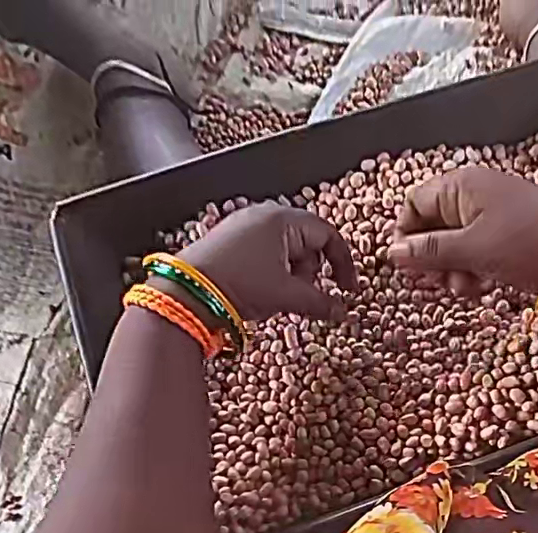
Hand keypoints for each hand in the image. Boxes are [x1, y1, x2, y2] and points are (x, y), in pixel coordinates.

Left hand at [177, 203, 358, 322]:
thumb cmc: (241, 285)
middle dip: (311, 274)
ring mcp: (245, 226)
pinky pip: (265, 254)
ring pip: (286, 251)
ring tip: (278, 299)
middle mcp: (265, 215)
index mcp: (284, 219)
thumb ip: (320, 303)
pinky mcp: (230, 241)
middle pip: (307, 243)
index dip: (343, 264)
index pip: (328, 235)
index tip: (347, 290)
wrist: (189, 291)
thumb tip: (342, 312)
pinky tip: (261, 293)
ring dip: (291, 277)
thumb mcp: (286, 295)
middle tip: (304, 298)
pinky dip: (273, 274)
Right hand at [386, 166, 537, 297]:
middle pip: (430, 228)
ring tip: (465, 286)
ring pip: (449, 248)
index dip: (405, 234)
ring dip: (450, 272)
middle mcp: (471, 197)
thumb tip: (392, 254)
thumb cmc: (523, 243)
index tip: (404, 264)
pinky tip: (480, 286)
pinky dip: (469, 273)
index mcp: (461, 186)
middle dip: (431, 259)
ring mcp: (487, 219)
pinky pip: (470, 256)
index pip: (414, 204)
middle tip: (438, 281)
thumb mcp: (470, 248)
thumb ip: (428, 251)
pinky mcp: (499, 240)